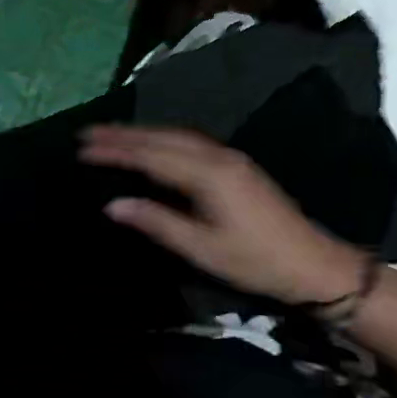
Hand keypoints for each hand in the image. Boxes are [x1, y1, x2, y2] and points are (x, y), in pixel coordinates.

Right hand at [79, 125, 364, 302]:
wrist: (313, 265)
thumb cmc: (254, 262)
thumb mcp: (201, 249)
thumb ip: (156, 222)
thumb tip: (112, 204)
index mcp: (208, 176)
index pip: (151, 156)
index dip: (116, 151)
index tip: (83, 147)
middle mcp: (217, 158)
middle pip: (162, 138)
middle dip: (123, 134)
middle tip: (87, 132)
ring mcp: (230, 159)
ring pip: (177, 136)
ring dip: (142, 133)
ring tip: (111, 134)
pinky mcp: (235, 166)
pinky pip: (189, 142)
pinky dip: (162, 139)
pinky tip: (151, 144)